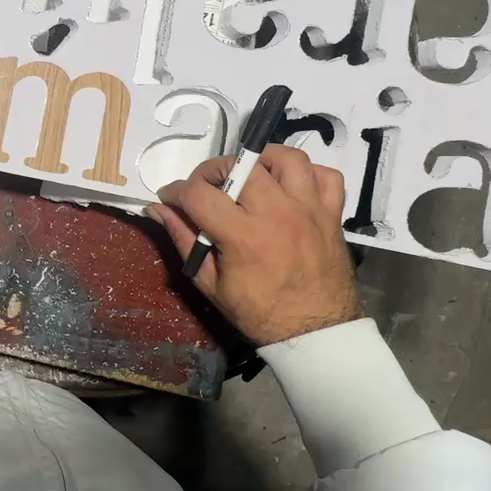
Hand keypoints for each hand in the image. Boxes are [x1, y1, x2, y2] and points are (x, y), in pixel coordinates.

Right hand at [148, 145, 362, 345]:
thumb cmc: (257, 311)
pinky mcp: (332, 215)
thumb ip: (184, 239)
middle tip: (204, 188)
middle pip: (239, 165)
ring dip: (260, 160)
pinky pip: (326, 176)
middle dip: (211, 171)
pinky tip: (287, 187)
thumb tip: (158, 209)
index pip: (199, 194)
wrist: (314, 331)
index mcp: (243, 236)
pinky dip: (306, 174)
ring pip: (286, 159)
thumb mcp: (208, 281)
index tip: (168, 198)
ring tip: (247, 176)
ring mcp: (310, 211)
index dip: (175, 191)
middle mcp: (278, 214)